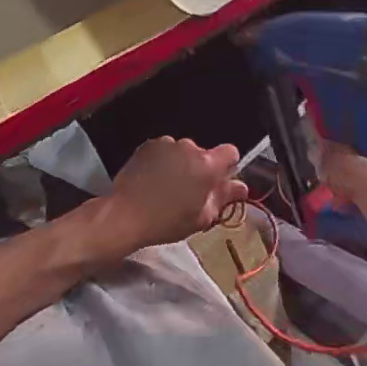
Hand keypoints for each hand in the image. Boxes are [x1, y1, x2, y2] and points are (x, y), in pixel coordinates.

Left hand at [89, 137, 249, 257]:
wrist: (125, 215)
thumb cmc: (167, 221)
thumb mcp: (202, 216)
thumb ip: (224, 198)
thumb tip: (241, 187)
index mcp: (207, 164)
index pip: (230, 152)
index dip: (227, 167)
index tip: (217, 183)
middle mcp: (188, 147)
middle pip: (204, 154)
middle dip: (201, 169)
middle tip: (190, 192)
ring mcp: (165, 144)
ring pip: (183, 152)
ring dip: (181, 164)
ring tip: (168, 187)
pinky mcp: (147, 145)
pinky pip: (164, 150)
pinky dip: (163, 161)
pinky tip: (154, 180)